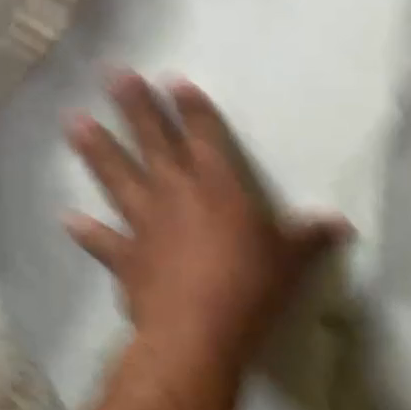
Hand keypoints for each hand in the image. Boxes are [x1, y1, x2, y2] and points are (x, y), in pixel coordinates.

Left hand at [64, 71, 350, 360]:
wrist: (197, 333)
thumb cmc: (252, 285)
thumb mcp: (293, 258)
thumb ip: (311, 236)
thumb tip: (341, 225)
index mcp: (220, 186)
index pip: (205, 136)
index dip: (191, 108)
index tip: (174, 81)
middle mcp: (177, 195)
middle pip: (154, 143)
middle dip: (136, 109)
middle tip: (115, 76)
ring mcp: (145, 226)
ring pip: (118, 179)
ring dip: (98, 151)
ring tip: (75, 121)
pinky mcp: (126, 261)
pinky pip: (104, 241)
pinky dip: (87, 231)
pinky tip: (69, 219)